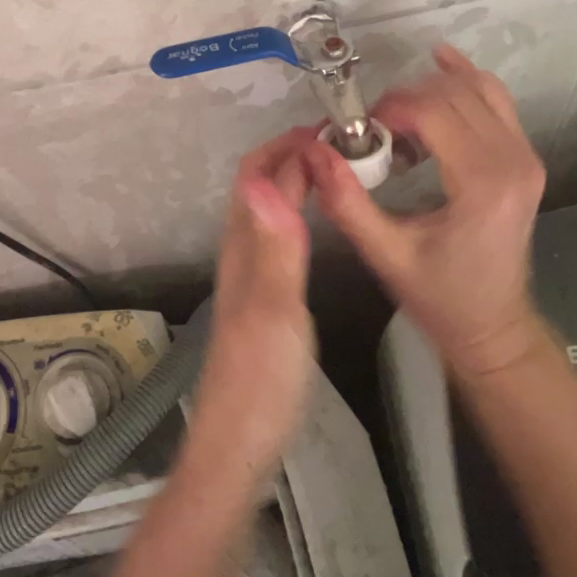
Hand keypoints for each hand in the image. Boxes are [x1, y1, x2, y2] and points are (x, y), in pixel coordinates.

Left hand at [197, 126, 319, 455]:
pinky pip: (275, 237)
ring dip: (292, 181)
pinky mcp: (260, 301)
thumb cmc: (261, 382)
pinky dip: (297, 213)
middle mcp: (240, 255)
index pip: (258, 177)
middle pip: (256, 187)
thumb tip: (265, 178)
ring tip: (334, 171)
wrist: (238, 447)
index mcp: (244, 250)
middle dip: (290, 155)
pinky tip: (318, 226)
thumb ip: (275, 247)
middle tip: (339, 144)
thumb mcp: (275, 311)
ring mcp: (248, 278)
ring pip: (265, 210)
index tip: (332, 130)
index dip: (288, 146)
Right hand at [306, 44, 545, 378]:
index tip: (360, 130)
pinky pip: (498, 101)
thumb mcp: (385, 255)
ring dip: (432, 89)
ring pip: (479, 88)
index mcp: (482, 184)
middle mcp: (513, 161)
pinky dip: (467, 80)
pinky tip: (441, 64)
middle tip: (372, 130)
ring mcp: (526, 156)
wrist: (492, 325)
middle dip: (406, 99)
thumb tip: (313, 153)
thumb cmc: (439, 297)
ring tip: (396, 119)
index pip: (434, 112)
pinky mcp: (525, 158)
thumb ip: (347, 203)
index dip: (390, 109)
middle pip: (454, 94)